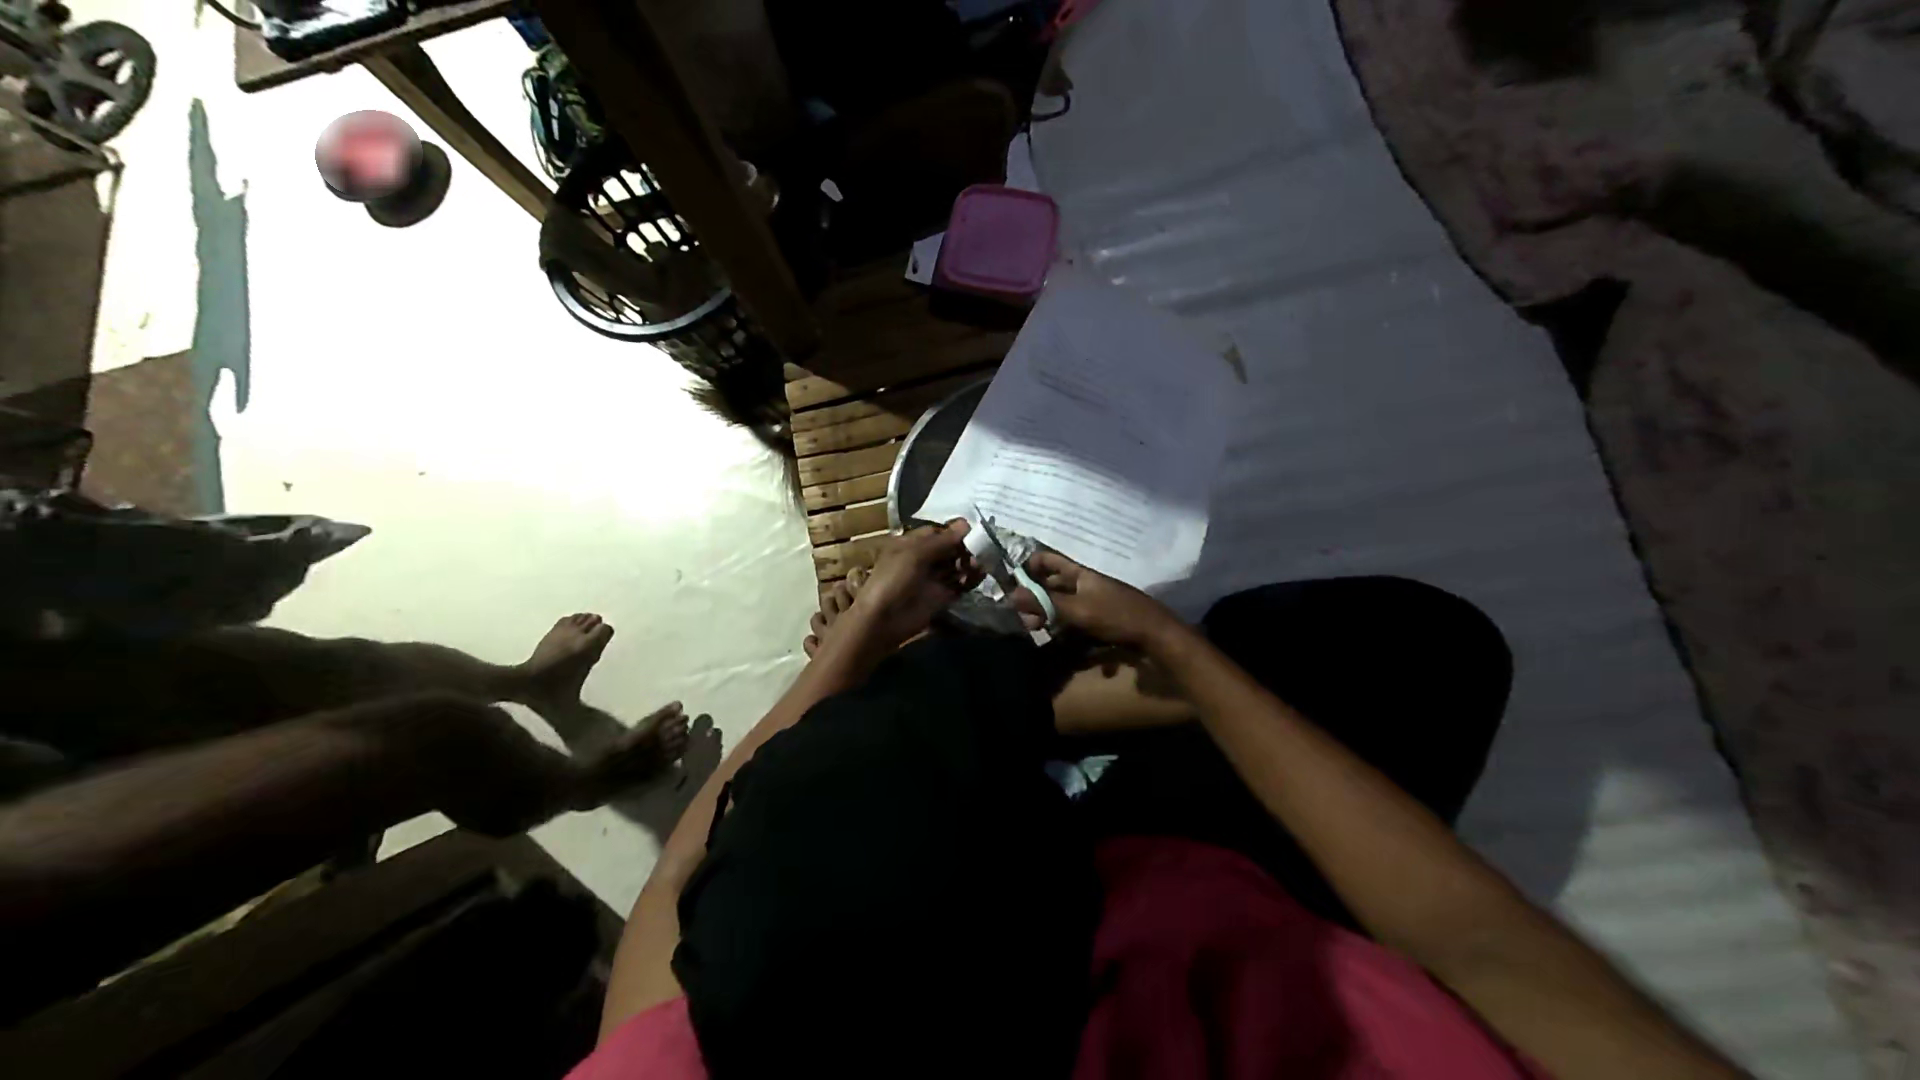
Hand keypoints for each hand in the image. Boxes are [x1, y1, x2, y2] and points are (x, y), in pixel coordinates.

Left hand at [848, 520, 983, 652]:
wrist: (884, 620)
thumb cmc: (893, 580)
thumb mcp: (914, 554)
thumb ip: (942, 540)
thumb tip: (966, 523)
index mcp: (911, 544)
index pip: (937, 532)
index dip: (954, 531)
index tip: (974, 530)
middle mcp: (923, 558)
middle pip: (950, 548)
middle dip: (965, 547)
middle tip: (981, 548)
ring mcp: (933, 578)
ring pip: (957, 565)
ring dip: (969, 562)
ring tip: (979, 563)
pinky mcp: (942, 596)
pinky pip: (960, 584)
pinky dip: (970, 579)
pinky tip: (978, 575)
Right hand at [1011, 550, 1182, 648]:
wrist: (1158, 638)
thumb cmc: (1117, 617)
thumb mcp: (1077, 610)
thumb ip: (1045, 602)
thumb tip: (1011, 595)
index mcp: (1080, 573)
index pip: (1048, 560)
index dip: (1028, 566)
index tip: (1012, 584)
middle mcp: (1085, 584)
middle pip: (1051, 585)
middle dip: (1035, 599)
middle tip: (1025, 619)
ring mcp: (1093, 603)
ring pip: (1061, 605)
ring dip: (1047, 616)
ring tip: (1037, 631)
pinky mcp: (1100, 622)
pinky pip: (1073, 621)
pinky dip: (1062, 628)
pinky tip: (1056, 640)